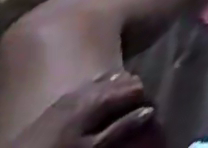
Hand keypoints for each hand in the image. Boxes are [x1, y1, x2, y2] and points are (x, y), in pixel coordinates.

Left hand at [8, 71, 157, 147]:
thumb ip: (121, 128)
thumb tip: (149, 110)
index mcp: (98, 98)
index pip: (134, 87)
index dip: (143, 97)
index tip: (148, 107)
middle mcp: (87, 89)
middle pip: (120, 80)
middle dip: (130, 90)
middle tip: (137, 105)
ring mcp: (70, 94)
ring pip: (104, 80)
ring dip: (115, 88)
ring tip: (120, 103)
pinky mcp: (57, 103)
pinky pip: (87, 87)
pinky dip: (98, 91)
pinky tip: (96, 103)